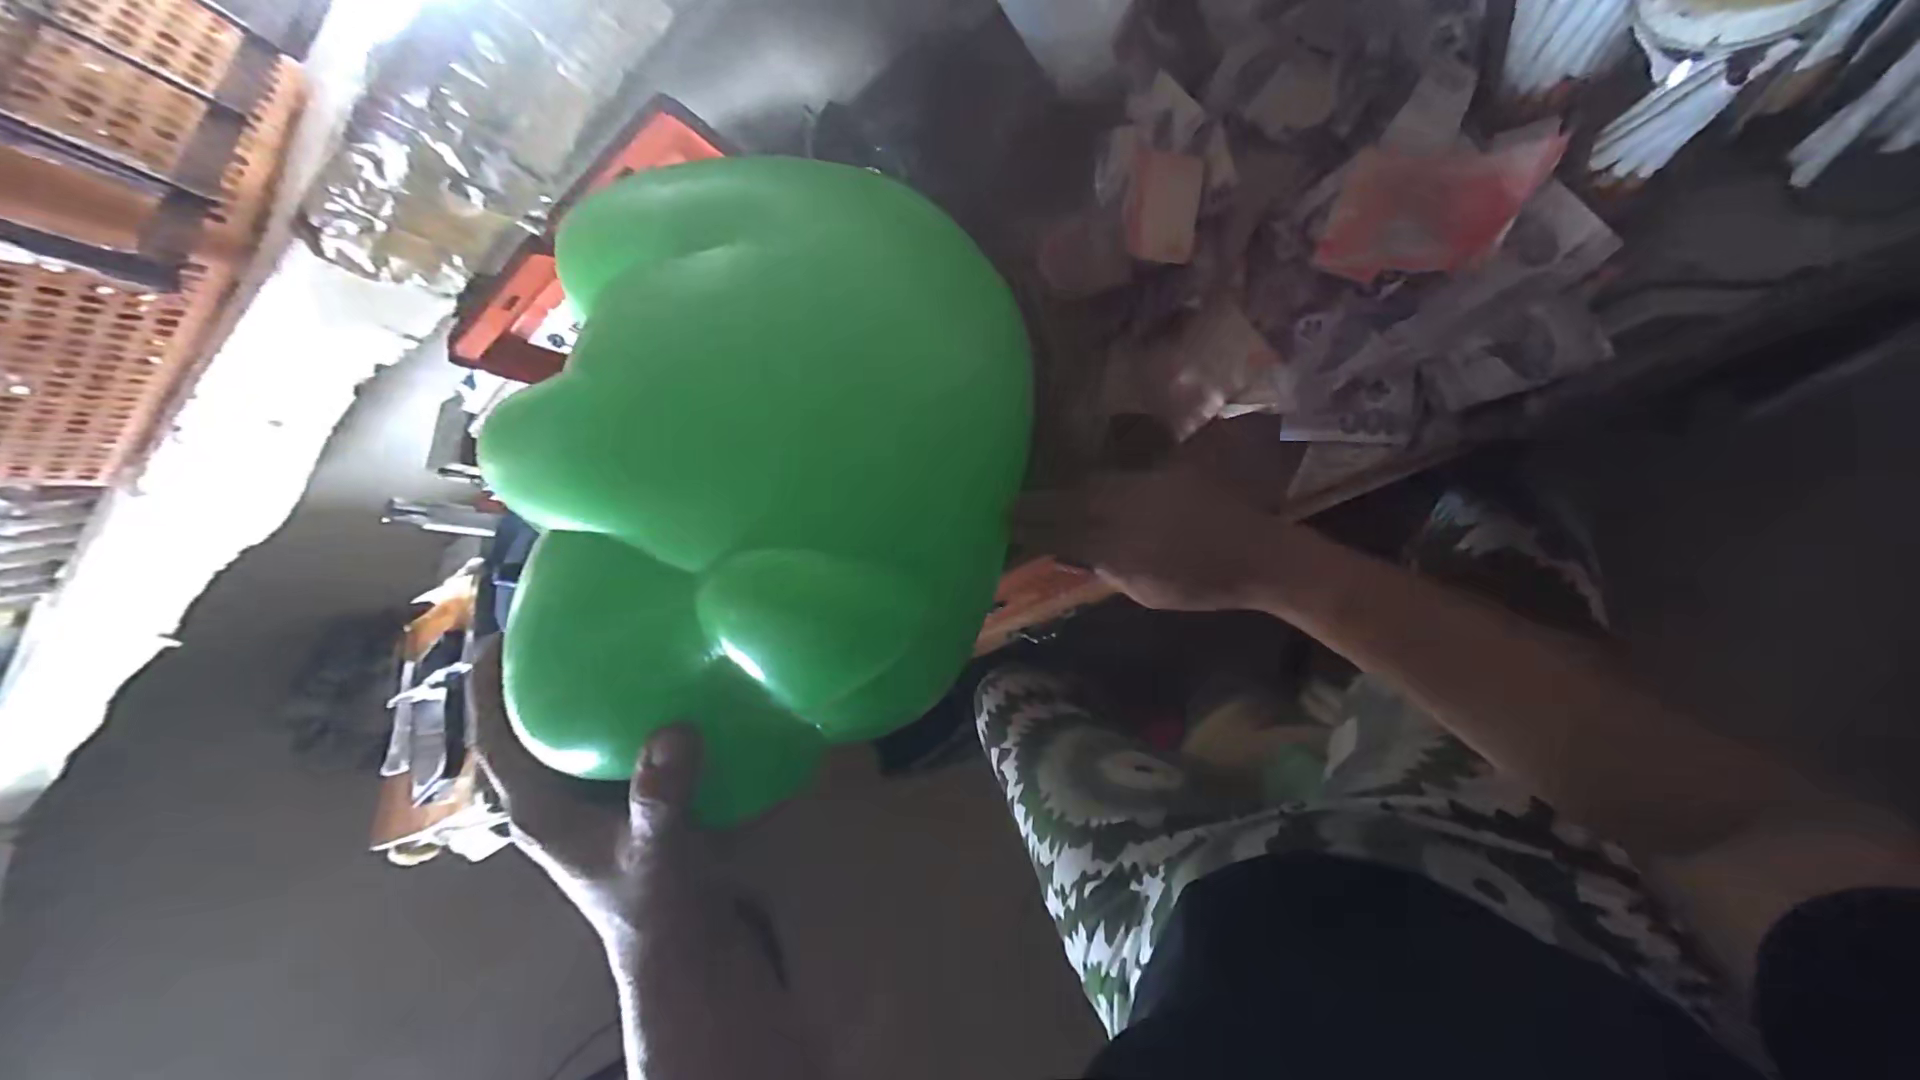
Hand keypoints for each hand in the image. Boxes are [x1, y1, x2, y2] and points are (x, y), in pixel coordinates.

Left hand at [467, 634, 711, 958]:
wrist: (675, 938)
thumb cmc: (651, 901)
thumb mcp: (654, 851)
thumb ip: (660, 798)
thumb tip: (674, 729)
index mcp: (536, 806)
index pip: (494, 739)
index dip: (486, 688)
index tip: (499, 635)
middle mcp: (550, 794)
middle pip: (521, 727)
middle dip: (528, 677)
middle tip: (560, 623)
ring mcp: (581, 796)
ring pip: (560, 733)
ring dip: (569, 690)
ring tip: (602, 640)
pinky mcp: (614, 795)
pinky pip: (600, 741)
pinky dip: (611, 710)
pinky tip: (649, 686)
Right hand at [1013, 467, 1294, 611]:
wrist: (1256, 554)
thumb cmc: (1201, 585)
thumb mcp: (1147, 592)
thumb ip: (1107, 570)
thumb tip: (1071, 554)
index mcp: (1122, 546)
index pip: (1064, 532)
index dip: (1032, 526)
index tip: (1005, 520)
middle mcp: (1129, 511)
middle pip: (1071, 501)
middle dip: (1038, 501)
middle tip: (1011, 501)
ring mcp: (1147, 487)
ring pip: (1092, 482)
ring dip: (1064, 486)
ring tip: (1042, 488)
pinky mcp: (1164, 474)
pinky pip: (1119, 472)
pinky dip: (1095, 477)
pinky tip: (1083, 477)